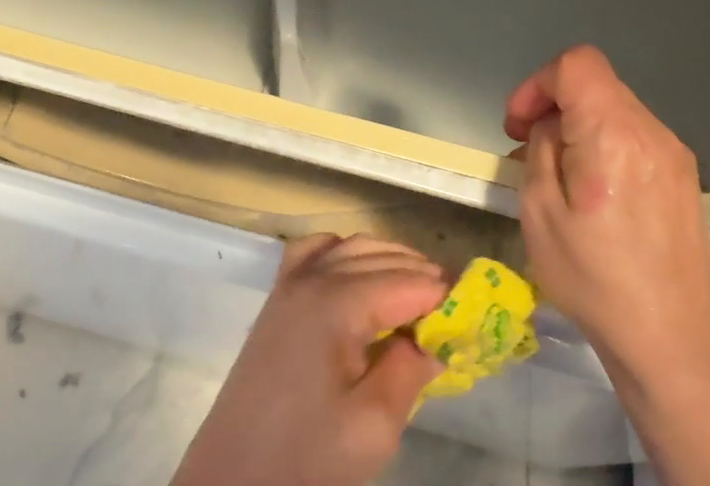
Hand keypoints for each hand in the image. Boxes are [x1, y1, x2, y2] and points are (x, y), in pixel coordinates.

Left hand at [172, 234, 446, 485]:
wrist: (235, 477)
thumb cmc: (306, 457)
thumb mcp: (373, 425)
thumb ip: (410, 369)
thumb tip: (435, 338)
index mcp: (335, 303)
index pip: (406, 280)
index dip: (444, 294)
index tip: (474, 314)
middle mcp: (309, 279)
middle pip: (379, 256)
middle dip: (421, 275)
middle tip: (454, 311)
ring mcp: (287, 286)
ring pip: (349, 246)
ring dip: (387, 261)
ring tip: (418, 298)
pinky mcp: (276, 302)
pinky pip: (313, 253)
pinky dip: (343, 253)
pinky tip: (360, 278)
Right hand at [505, 47, 709, 485]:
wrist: (669, 337)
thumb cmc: (592, 278)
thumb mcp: (540, 212)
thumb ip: (542, 150)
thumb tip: (553, 126)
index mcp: (614, 135)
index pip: (576, 64)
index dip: (537, 84)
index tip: (518, 126)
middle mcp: (652, 133)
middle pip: (596, 83)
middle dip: (554, 105)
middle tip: (527, 149)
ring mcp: (675, 154)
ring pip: (615, 108)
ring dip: (578, 126)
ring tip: (557, 175)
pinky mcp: (684, 177)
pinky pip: (634, 137)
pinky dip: (603, 144)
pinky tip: (592, 191)